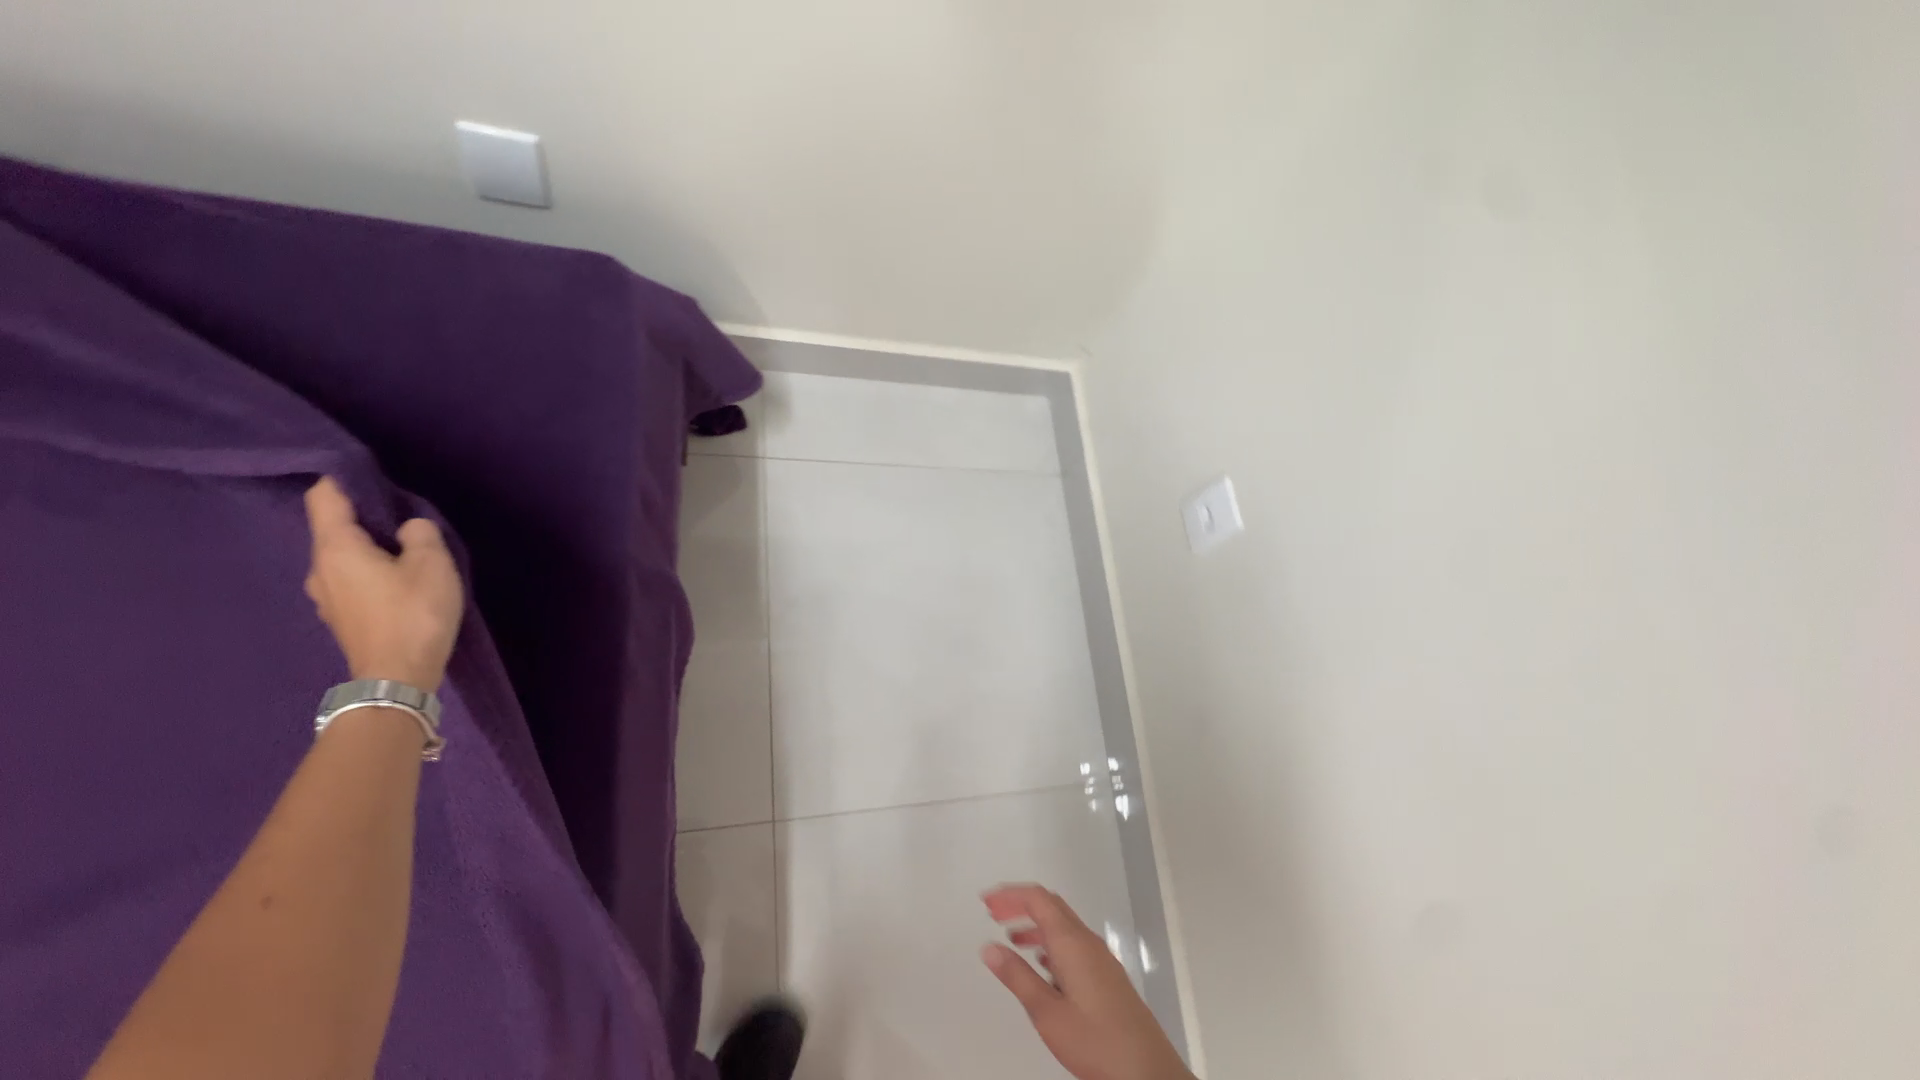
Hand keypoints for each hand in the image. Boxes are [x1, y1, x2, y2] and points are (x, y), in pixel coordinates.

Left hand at [303, 477, 463, 692]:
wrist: (397, 680)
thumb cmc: (413, 614)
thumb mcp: (432, 564)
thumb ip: (420, 535)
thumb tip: (409, 530)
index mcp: (335, 548)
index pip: (324, 496)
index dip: (344, 479)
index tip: (373, 475)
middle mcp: (319, 569)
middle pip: (334, 529)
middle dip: (365, 519)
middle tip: (404, 519)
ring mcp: (326, 598)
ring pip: (344, 558)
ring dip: (370, 551)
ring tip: (406, 554)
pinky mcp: (342, 619)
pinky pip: (352, 582)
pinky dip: (371, 575)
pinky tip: (399, 585)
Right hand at [981, 884, 1194, 1079]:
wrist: (1147, 1071)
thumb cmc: (1094, 1040)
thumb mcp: (1047, 1012)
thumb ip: (1017, 977)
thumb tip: (989, 947)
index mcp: (1072, 943)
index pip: (1038, 899)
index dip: (1010, 895)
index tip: (985, 903)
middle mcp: (1088, 942)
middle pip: (1051, 906)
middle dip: (1020, 904)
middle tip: (993, 914)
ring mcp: (1101, 959)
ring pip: (1063, 926)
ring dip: (1035, 924)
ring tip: (1010, 938)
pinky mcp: (1106, 976)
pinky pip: (1073, 944)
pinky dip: (1050, 942)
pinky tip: (1041, 963)